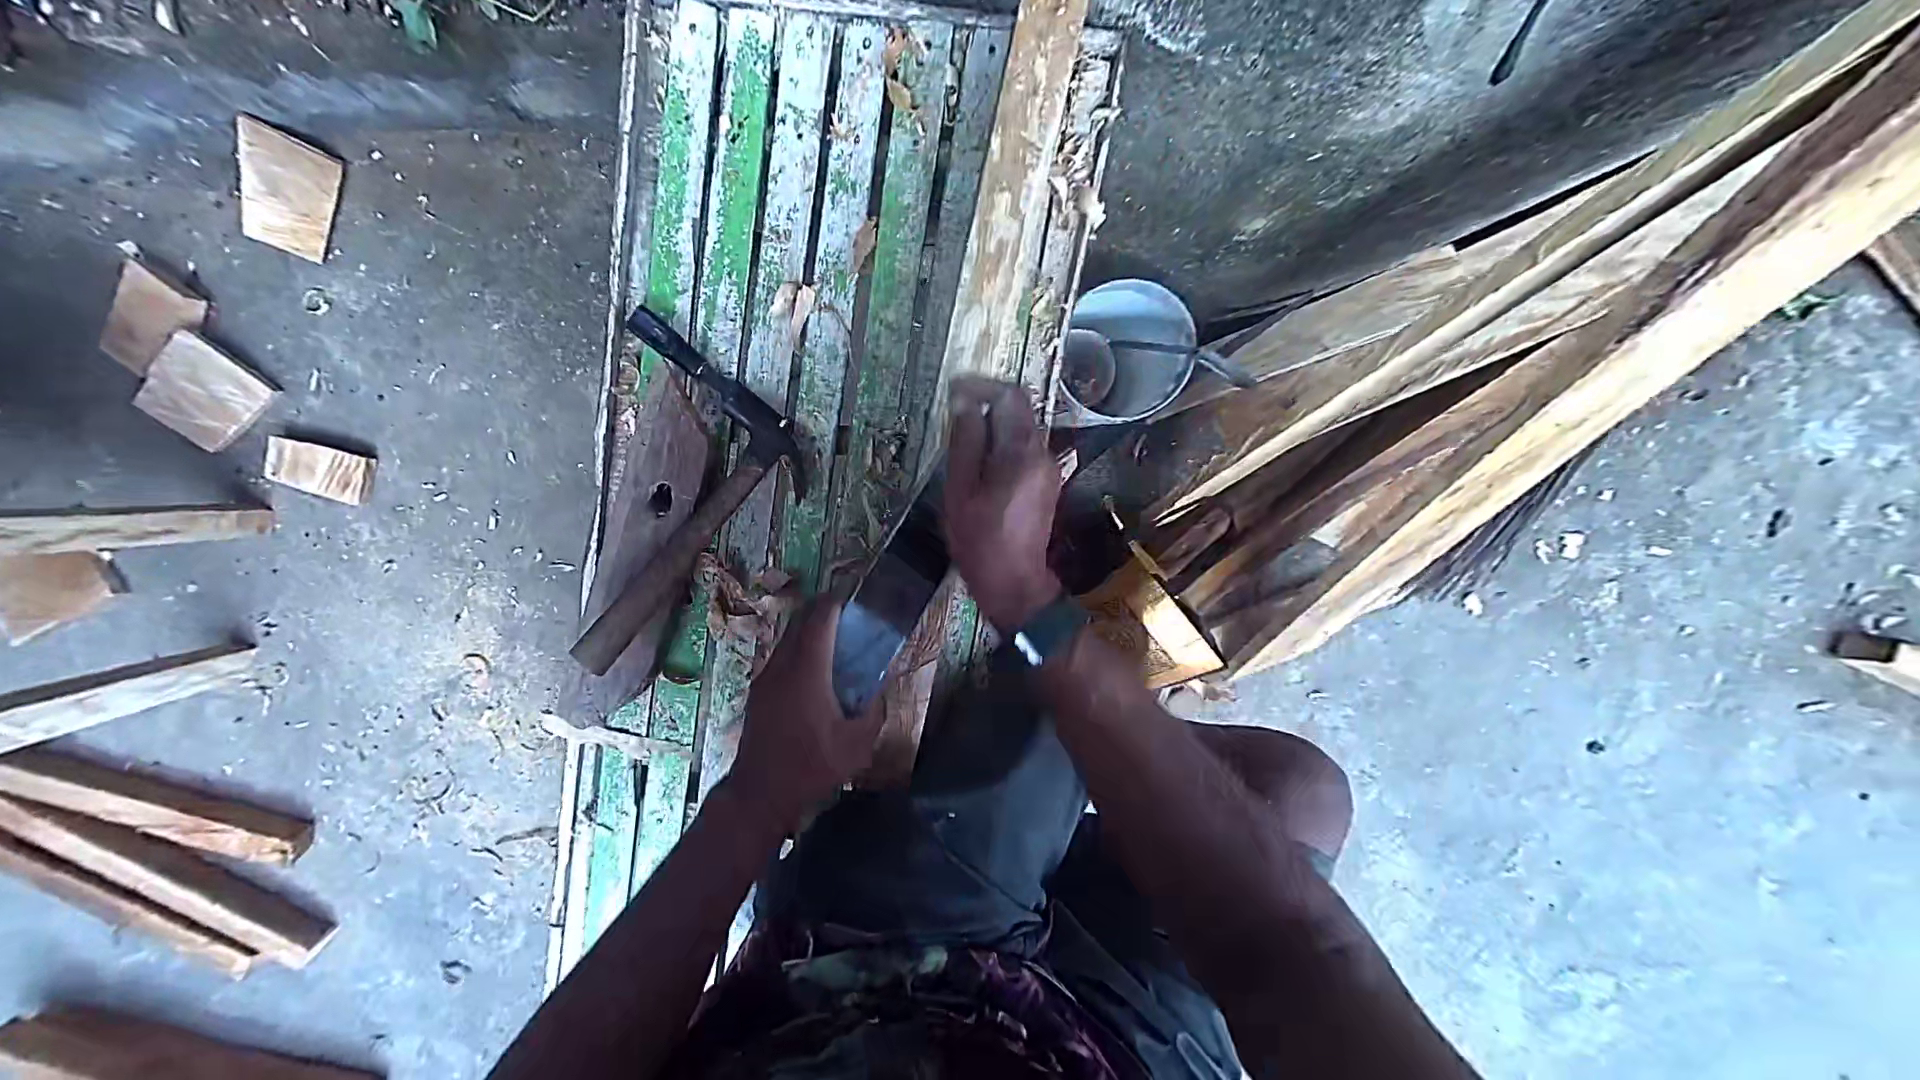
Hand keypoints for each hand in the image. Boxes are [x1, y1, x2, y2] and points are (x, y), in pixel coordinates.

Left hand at [729, 597, 886, 831]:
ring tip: (835, 641)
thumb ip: (873, 713)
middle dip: (822, 610)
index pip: (819, 620)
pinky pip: (781, 657)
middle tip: (848, 613)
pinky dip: (799, 651)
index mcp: (807, 671)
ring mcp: (765, 679)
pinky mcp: (758, 693)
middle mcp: (782, 666)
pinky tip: (815, 673)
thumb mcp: (857, 745)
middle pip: (799, 621)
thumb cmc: (811, 767)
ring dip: (809, 631)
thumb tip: (878, 693)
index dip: (836, 602)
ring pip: (787, 639)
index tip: (853, 595)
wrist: (759, 794)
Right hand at [944, 377, 1063, 630]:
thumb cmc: (980, 540)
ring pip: (1020, 431)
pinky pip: (1022, 451)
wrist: (1014, 583)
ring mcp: (1048, 470)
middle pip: (1019, 411)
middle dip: (986, 404)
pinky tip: (978, 463)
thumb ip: (965, 442)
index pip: (1010, 396)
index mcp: (1023, 452)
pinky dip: (1000, 446)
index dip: (981, 385)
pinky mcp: (1045, 484)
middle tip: (953, 412)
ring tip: (960, 439)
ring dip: (992, 426)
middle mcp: (1043, 454)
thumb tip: (964, 403)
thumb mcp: (961, 490)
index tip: (953, 389)